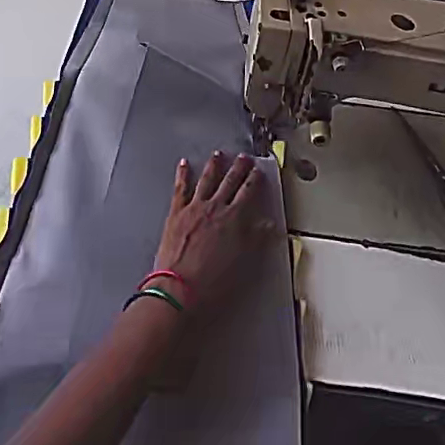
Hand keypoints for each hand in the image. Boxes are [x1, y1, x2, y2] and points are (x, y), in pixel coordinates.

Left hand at [149, 151, 271, 316]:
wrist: (179, 290)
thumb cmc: (213, 283)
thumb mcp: (243, 264)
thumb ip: (256, 240)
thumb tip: (269, 226)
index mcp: (234, 219)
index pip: (248, 193)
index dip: (254, 180)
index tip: (257, 172)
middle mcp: (215, 207)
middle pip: (229, 181)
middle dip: (238, 167)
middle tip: (243, 157)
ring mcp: (194, 208)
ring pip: (207, 179)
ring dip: (214, 165)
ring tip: (218, 154)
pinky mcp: (176, 213)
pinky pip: (180, 188)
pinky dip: (182, 174)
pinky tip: (184, 164)